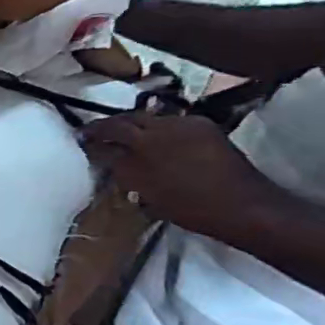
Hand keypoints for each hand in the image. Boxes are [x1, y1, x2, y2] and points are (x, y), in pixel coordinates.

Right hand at [81, 112, 284, 243]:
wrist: (243, 207)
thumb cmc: (188, 205)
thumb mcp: (144, 189)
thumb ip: (120, 166)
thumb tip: (102, 152)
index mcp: (147, 139)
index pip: (112, 126)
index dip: (94, 130)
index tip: (81, 136)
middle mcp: (168, 124)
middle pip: (133, 118)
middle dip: (116, 126)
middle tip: (102, 137)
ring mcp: (191, 124)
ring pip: (155, 120)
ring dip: (139, 129)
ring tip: (130, 143)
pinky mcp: (208, 130)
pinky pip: (175, 125)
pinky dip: (161, 133)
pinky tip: (160, 147)